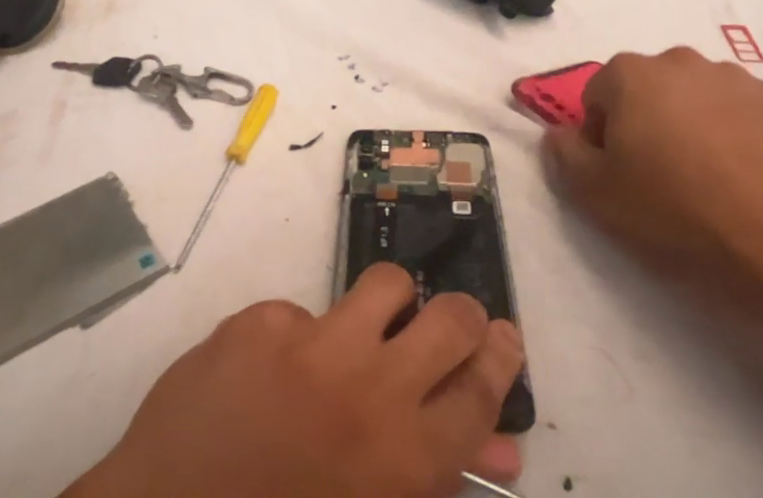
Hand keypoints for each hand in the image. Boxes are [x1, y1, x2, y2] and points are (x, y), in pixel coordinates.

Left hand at [66, 263, 524, 497]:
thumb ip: (437, 478)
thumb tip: (500, 447)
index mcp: (405, 457)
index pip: (483, 390)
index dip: (502, 359)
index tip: (503, 337)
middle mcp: (371, 390)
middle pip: (451, 321)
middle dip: (462, 317)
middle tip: (450, 324)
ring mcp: (313, 347)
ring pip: (385, 283)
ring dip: (389, 304)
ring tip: (369, 327)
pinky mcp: (259, 323)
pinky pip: (300, 311)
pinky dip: (297, 336)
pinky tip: (269, 372)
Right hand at [543, 47, 762, 273]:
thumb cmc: (675, 205)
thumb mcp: (595, 192)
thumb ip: (564, 154)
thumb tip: (559, 133)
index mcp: (630, 75)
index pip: (596, 97)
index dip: (600, 136)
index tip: (617, 172)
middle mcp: (681, 61)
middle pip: (647, 90)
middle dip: (646, 121)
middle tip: (658, 173)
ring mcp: (737, 77)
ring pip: (697, 97)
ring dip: (692, 124)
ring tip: (707, 177)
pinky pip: (743, 112)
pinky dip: (737, 132)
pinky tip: (745, 174)